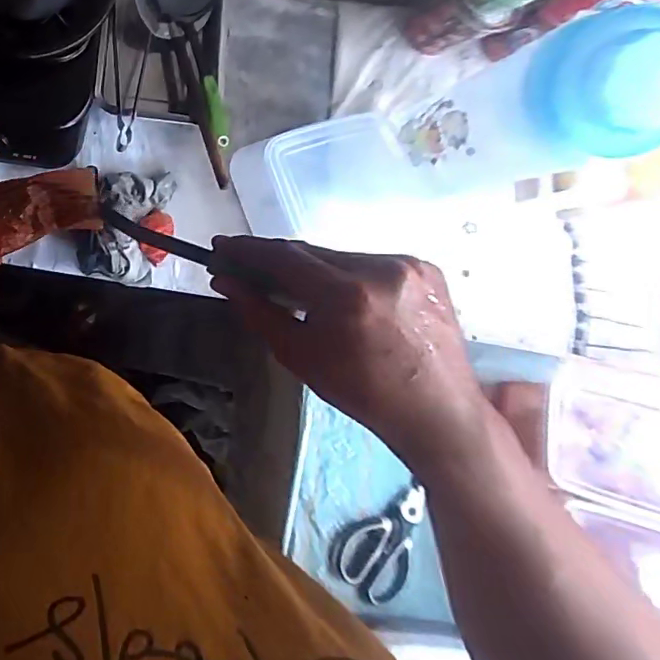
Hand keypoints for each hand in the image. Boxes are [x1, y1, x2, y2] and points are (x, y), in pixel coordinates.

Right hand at [210, 237, 490, 472]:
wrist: (438, 413)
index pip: (285, 257)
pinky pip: (368, 261)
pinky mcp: (426, 268)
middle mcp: (380, 268)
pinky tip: (336, 294)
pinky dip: (344, 273)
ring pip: (339, 255)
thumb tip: (226, 281)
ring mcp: (408, 265)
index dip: (248, 249)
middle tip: (244, 265)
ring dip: (310, 267)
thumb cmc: (362, 391)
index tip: (221, 245)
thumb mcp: (299, 355)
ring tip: (290, 285)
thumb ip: (259, 311)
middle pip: (311, 251)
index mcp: (348, 294)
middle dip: (275, 258)